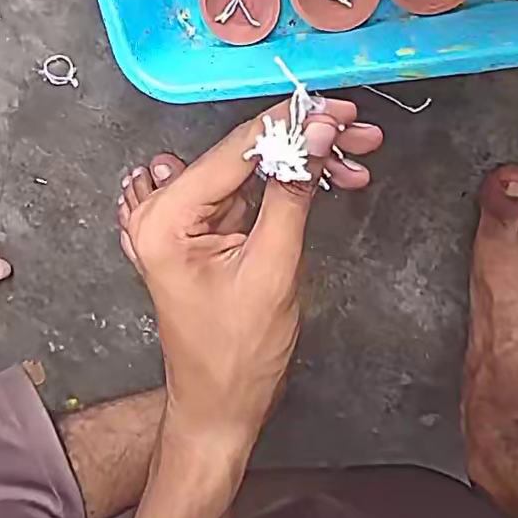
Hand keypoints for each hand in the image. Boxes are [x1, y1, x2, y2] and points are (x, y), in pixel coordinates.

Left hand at [122, 97, 380, 446]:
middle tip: (352, 130)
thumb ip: (292, 193)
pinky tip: (325, 177)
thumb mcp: (272, 269)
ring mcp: (183, 215)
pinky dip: (287, 183)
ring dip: (302, 161)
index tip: (332, 109)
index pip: (234, 149)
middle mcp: (164, 208)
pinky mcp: (204, 223)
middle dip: (303, 142)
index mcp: (165, 218)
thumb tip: (314, 135)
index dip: (289, 124)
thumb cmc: (234, 356)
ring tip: (351, 158)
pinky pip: (249, 188)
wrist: (220, 408)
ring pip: (252, 167)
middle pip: (244, 154)